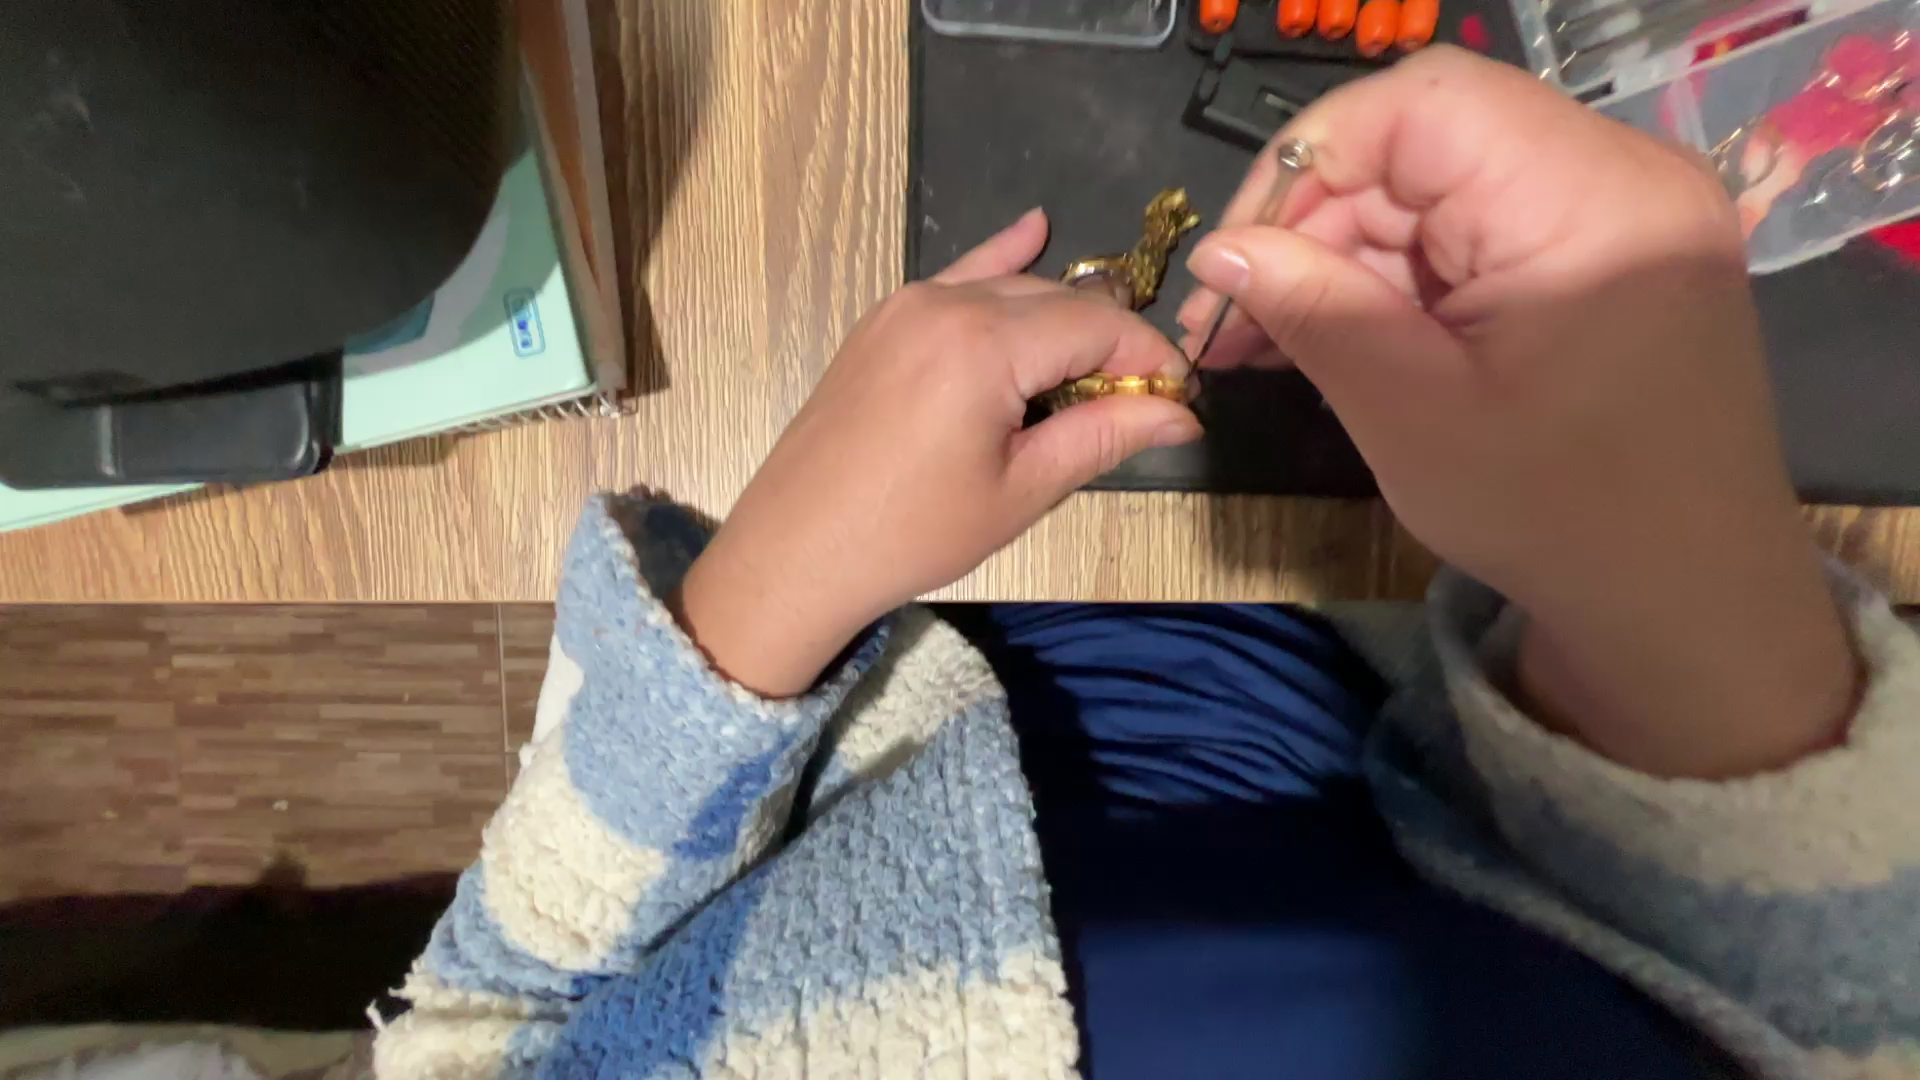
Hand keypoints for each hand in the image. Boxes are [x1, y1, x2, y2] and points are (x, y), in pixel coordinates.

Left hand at [673, 210, 1201, 697]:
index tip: (1179, 399)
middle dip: (1108, 344)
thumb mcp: (1019, 492)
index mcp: (984, 343)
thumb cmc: (912, 534)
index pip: (1098, 324)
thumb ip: (1103, 437)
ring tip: (1091, 369)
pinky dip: (1000, 265)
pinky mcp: (882, 323)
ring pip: (1010, 290)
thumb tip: (1181, 414)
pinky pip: (957, 282)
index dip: (1150, 358)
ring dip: (1059, 322)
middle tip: (1134, 403)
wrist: (796, 551)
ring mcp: (905, 306)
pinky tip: (1033, 231)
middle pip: (1057, 300)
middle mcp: (945, 303)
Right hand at [1180, 48, 1855, 776]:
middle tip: (1217, 321)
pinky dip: (1366, 291)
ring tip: (1240, 341)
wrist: (1666, 586)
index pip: (1420, 107)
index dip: (1304, 162)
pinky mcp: (1563, 266)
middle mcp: (1601, 181)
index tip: (1231, 254)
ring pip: (1414, 207)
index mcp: (1583, 201)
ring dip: (1319, 268)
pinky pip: (1443, 251)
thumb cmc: (1546, 509)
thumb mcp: (1406, 410)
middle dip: (1298, 232)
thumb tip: (1216, 252)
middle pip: (1411, 157)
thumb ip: (1312, 310)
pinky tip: (1302, 338)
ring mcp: (1586, 222)